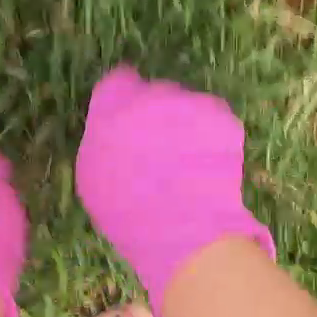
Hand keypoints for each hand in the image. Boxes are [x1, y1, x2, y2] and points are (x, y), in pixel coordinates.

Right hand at [74, 66, 274, 313]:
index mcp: (112, 107)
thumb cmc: (127, 214)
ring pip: (187, 108)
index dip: (123, 103)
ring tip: (186, 171)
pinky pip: (214, 125)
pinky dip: (212, 143)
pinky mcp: (222, 117)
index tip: (128, 126)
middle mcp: (152, 93)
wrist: (182, 232)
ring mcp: (191, 102)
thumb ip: (101, 144)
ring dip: (186, 130)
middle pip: (155, 94)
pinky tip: (207, 173)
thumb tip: (114, 133)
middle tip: (159, 156)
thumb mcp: (93, 181)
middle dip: (157, 117)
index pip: (117, 84)